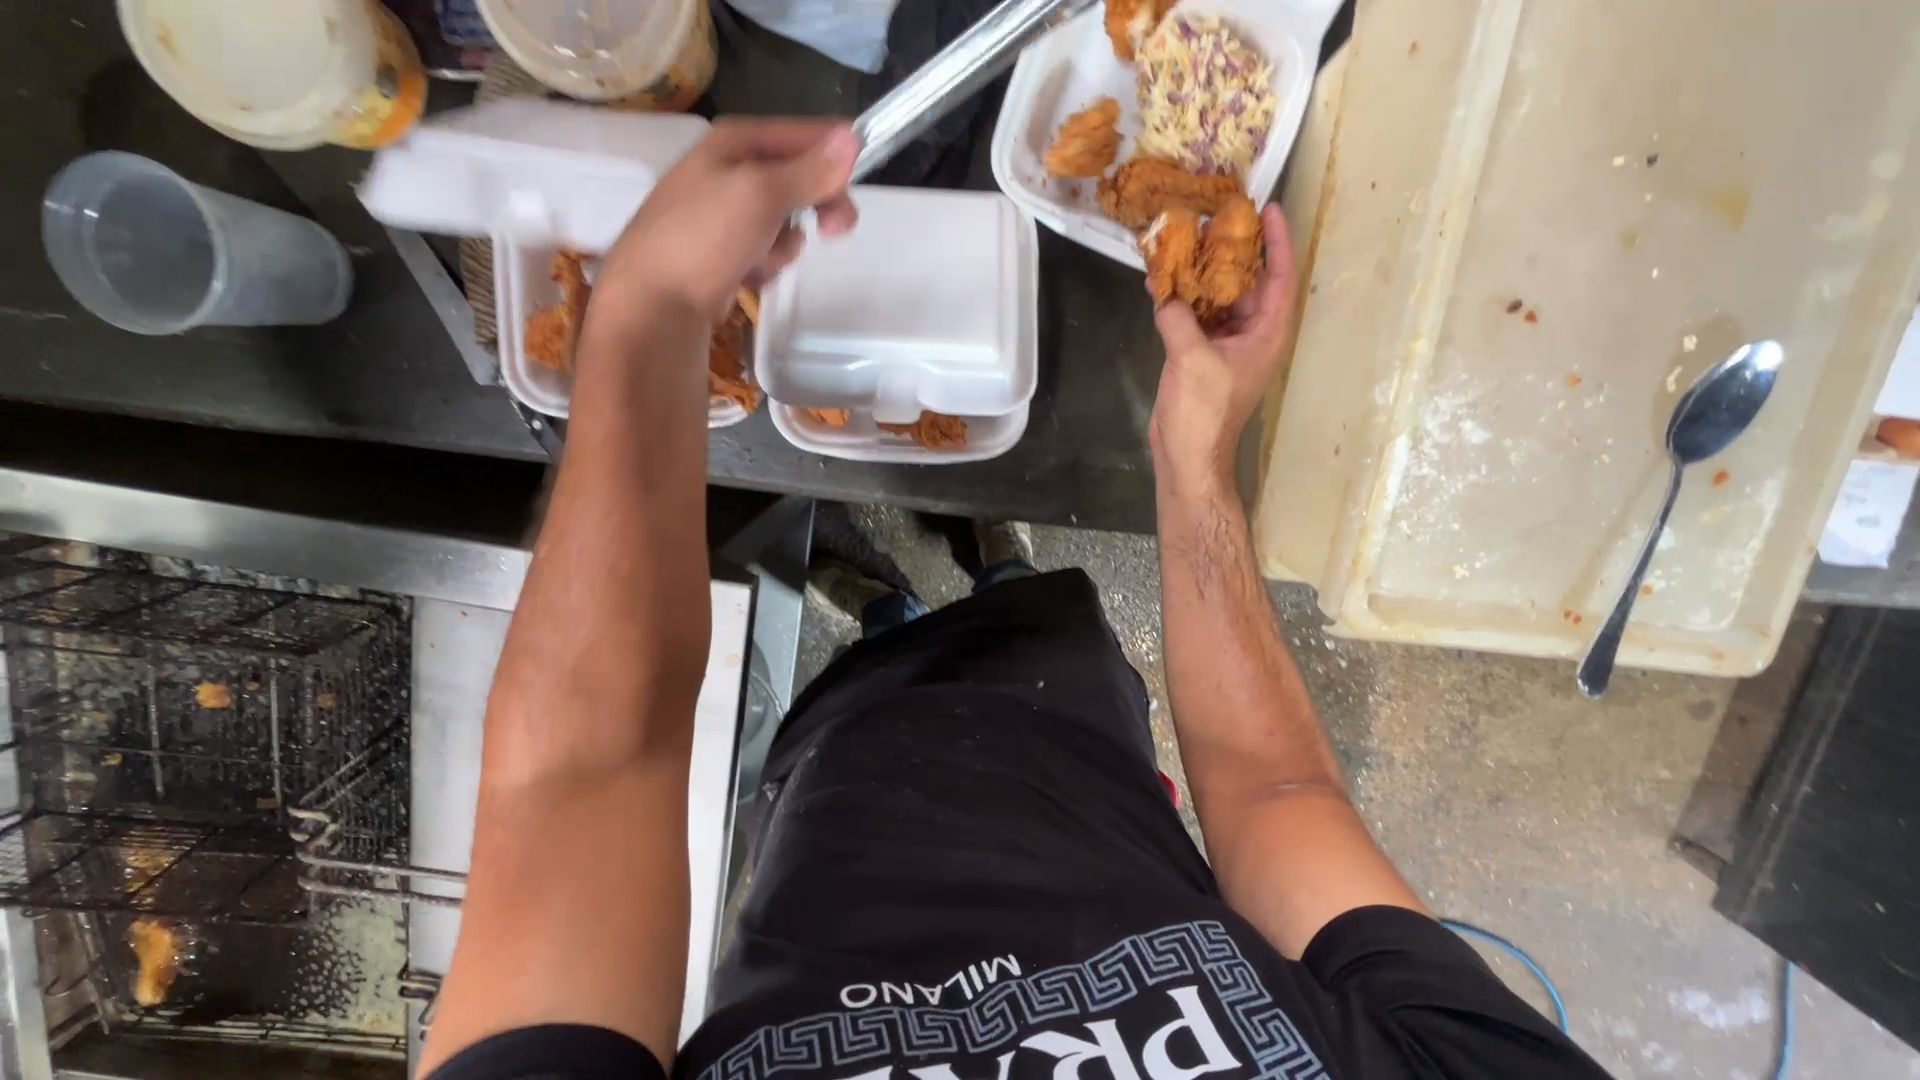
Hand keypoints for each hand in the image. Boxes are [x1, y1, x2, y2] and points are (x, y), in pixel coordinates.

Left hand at [592, 118, 859, 327]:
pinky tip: (749, 277)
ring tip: (762, 260)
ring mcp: (723, 214)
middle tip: (835, 233)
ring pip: (785, 221)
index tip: (858, 183)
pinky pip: (766, 251)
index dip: (833, 156)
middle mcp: (727, 170)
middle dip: (817, 206)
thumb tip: (852, 137)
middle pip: (798, 180)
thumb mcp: (762, 194)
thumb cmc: (704, 239)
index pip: (802, 134)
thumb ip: (810, 171)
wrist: (654, 305)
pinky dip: (766, 265)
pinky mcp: (722, 253)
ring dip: (785, 245)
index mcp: (733, 142)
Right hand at [1148, 205, 1297, 490]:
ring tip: (1184, 243)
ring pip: (1218, 300)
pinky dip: (1181, 302)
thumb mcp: (1191, 357)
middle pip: (1248, 284)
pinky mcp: (1201, 357)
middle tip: (1216, 219)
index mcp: (1267, 333)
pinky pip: (1196, 319)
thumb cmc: (1203, 410)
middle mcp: (1252, 335)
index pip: (1281, 277)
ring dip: (1201, 276)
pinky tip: (1161, 284)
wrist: (1187, 455)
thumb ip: (1178, 317)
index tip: (1270, 209)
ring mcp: (1226, 347)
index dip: (1279, 242)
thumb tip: (1164, 291)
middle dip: (1232, 253)